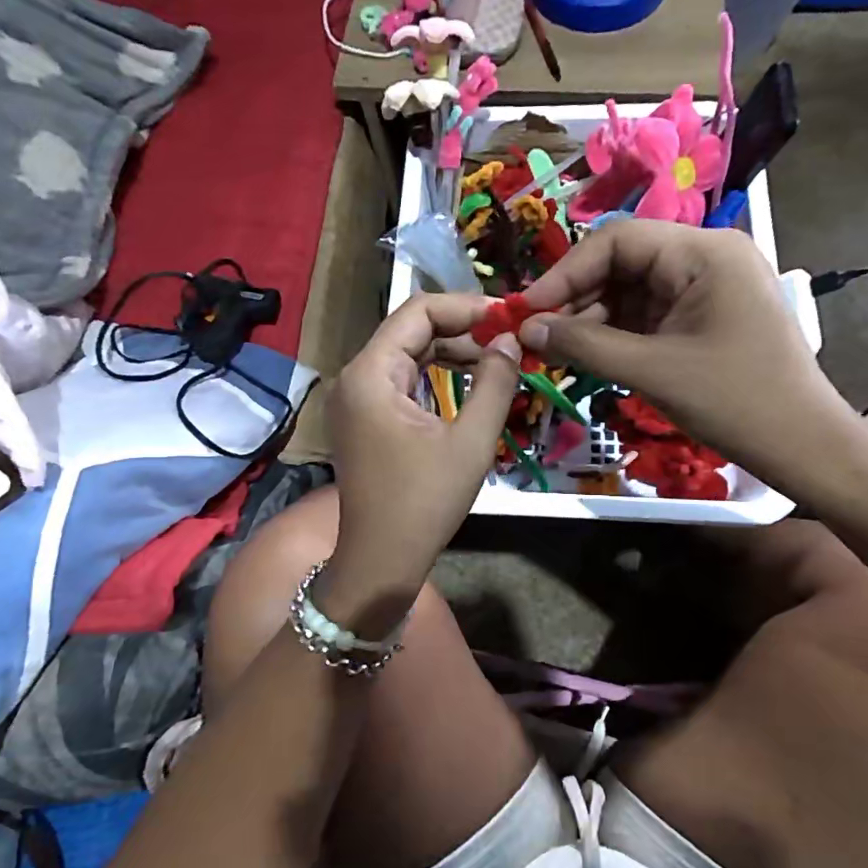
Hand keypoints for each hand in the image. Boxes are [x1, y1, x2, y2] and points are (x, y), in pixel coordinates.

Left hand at [325, 294, 520, 604]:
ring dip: (452, 352)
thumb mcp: (471, 441)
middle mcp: (356, 377)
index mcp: (371, 374)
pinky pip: (403, 381)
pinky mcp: (365, 419)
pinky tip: (470, 382)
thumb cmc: (425, 502)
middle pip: (411, 330)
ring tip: (498, 359)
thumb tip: (511, 340)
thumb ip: (495, 383)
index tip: (507, 318)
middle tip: (510, 339)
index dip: (465, 307)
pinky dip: (436, 375)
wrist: (382, 560)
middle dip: (462, 330)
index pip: (418, 311)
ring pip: (408, 354)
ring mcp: (357, 399)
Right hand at [519, 219, 852, 482]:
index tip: (528, 309)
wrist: (803, 446)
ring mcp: (710, 286)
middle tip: (538, 335)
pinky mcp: (709, 315)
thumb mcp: (652, 371)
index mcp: (704, 251)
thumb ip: (584, 345)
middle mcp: (708, 256)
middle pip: (625, 263)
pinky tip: (592, 356)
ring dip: (595, 320)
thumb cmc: (735, 402)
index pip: (618, 240)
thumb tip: (526, 329)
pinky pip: (653, 314)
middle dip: (579, 299)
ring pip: (635, 291)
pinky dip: (620, 334)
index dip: (566, 272)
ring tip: (558, 352)